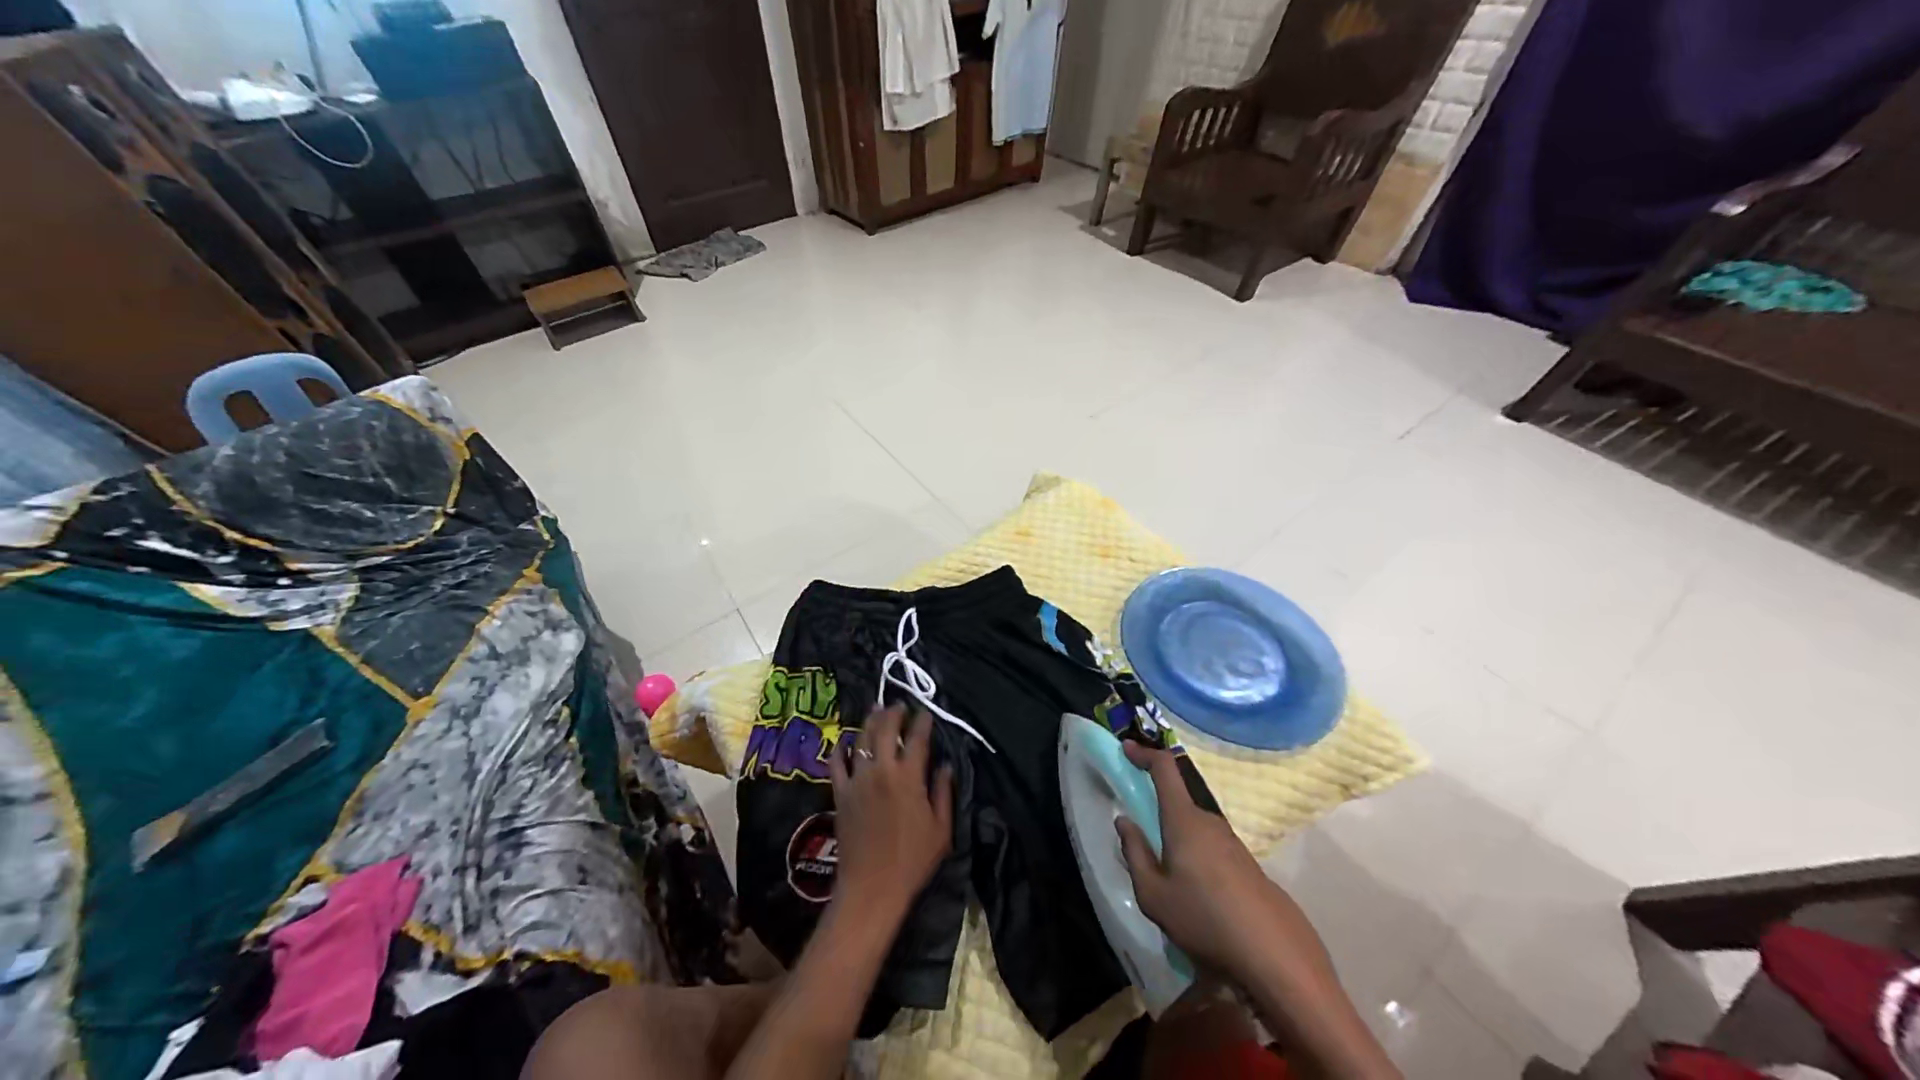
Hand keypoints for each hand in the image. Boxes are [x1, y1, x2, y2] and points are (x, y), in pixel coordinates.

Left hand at [828, 705, 954, 919]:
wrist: (871, 887)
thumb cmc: (912, 861)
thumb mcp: (941, 829)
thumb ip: (944, 793)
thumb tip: (946, 766)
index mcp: (909, 777)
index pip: (917, 739)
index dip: (923, 722)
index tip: (927, 713)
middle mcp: (881, 770)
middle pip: (886, 730)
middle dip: (894, 713)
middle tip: (900, 706)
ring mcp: (857, 780)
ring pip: (862, 739)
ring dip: (870, 721)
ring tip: (876, 710)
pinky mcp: (840, 793)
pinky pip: (837, 762)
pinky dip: (841, 748)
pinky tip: (845, 740)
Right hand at [1113, 741, 1278, 976]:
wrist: (1273, 955)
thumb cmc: (1203, 918)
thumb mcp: (1153, 894)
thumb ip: (1134, 852)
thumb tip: (1124, 820)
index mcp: (1184, 820)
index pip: (1165, 769)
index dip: (1144, 753)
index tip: (1126, 748)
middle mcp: (1209, 821)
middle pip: (1179, 799)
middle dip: (1157, 805)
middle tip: (1138, 831)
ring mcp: (1232, 842)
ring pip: (1194, 826)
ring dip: (1176, 836)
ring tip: (1164, 874)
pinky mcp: (1246, 863)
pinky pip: (1209, 845)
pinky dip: (1194, 853)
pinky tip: (1193, 891)